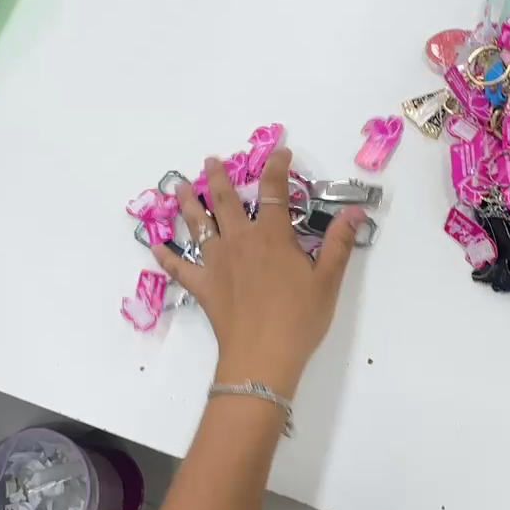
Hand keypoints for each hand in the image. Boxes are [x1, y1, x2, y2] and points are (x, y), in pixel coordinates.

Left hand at [152, 148, 364, 398]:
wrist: (262, 357)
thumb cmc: (299, 319)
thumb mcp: (328, 280)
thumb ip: (339, 242)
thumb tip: (355, 211)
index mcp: (271, 236)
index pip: (274, 191)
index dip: (277, 168)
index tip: (281, 152)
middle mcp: (239, 241)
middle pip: (225, 201)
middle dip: (219, 177)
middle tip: (211, 160)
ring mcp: (216, 262)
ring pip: (198, 225)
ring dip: (188, 203)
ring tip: (179, 186)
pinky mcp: (202, 286)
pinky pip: (178, 267)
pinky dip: (165, 256)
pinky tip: (154, 245)